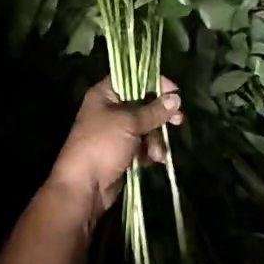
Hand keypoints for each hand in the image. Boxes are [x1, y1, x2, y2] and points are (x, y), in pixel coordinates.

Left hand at [46, 78, 181, 224]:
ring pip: (146, 128)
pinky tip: (152, 161)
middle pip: (143, 105)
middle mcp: (110, 109)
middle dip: (160, 116)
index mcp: (104, 94)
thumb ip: (153, 110)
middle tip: (179, 121)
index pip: (132, 79)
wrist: (84, 184)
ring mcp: (116, 132)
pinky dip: (149, 152)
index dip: (154, 83)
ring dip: (155, 140)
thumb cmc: (102, 144)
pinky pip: (143, 145)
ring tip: (156, 154)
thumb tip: (176, 97)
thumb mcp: (128, 123)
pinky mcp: (122, 151)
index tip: (175, 92)